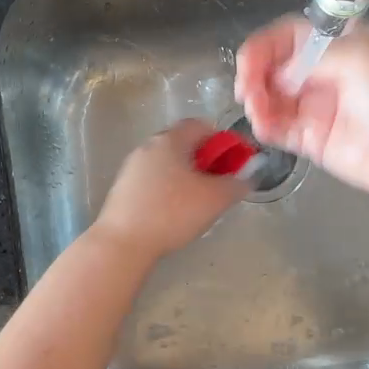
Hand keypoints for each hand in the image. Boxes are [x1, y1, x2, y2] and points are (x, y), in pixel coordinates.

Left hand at [90, 119, 247, 260]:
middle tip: (217, 185)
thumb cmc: (172, 213)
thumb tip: (246, 177)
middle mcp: (147, 146)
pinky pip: (152, 181)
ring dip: (185, 177)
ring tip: (196, 203)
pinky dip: (167, 190)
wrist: (124, 242)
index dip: (221, 141)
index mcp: (170, 140)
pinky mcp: (122, 189)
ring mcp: (131, 168)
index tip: (233, 163)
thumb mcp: (215, 199)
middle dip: (204, 161)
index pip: (200, 125)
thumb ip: (236, 184)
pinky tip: (172, 214)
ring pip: (167, 165)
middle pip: (182, 145)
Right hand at [235, 16, 368, 202]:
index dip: (268, 45)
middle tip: (246, 89)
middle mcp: (329, 73)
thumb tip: (281, 73)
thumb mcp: (362, 56)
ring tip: (256, 111)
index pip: (295, 36)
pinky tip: (262, 126)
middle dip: (257, 74)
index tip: (249, 59)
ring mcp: (320, 108)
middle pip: (278, 66)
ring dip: (259, 101)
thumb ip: (315, 57)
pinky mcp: (315, 140)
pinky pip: (281, 128)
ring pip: (275, 98)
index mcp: (345, 44)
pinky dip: (266, 125)